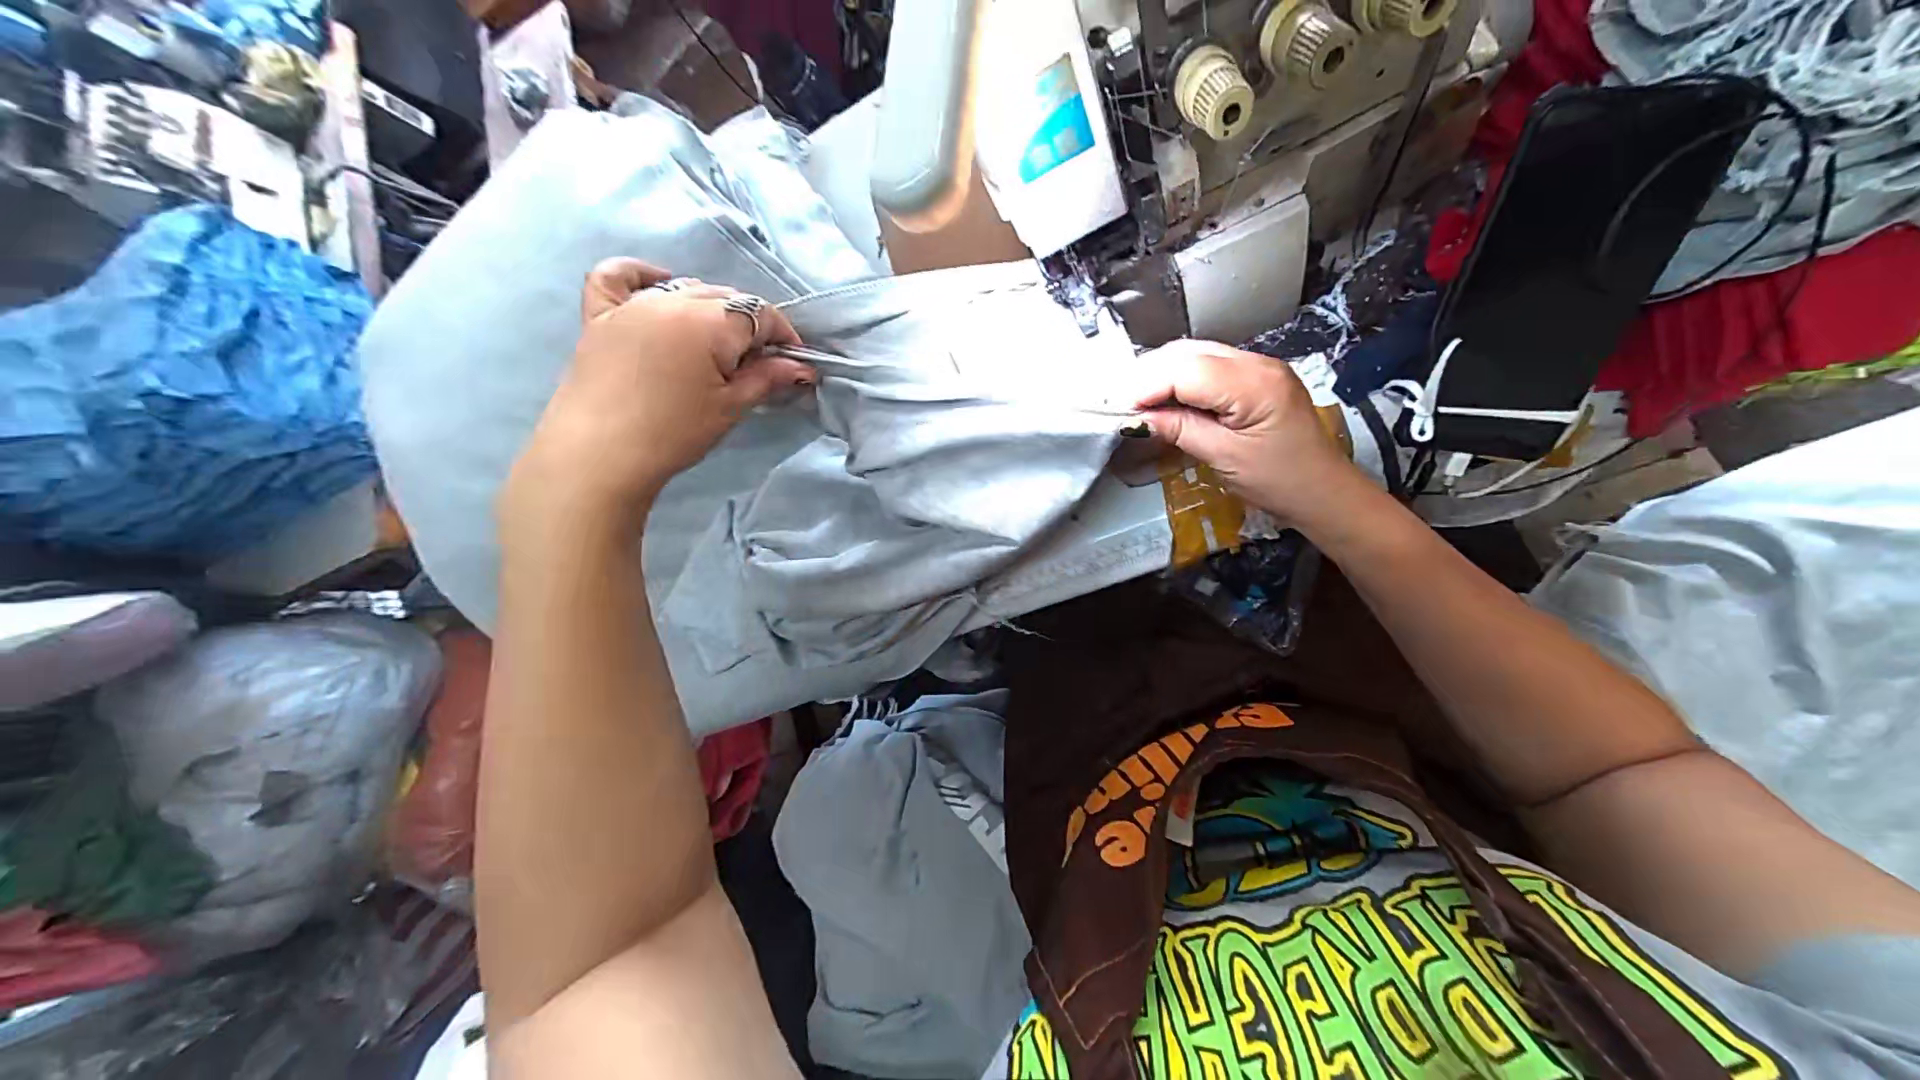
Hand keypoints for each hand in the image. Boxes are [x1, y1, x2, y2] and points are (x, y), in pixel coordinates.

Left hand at [502, 258, 813, 538]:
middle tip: (756, 364)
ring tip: (715, 345)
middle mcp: (670, 301)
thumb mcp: (729, 407)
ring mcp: (631, 305)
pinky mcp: (599, 316)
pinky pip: (617, 277)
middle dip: (749, 325)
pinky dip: (639, 276)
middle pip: (724, 297)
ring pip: (683, 288)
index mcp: (708, 322)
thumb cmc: (673, 434)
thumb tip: (801, 367)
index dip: (783, 335)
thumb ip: (766, 379)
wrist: (598, 456)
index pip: (759, 313)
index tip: (792, 363)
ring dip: (708, 307)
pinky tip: (656, 285)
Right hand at [1133, 340, 1370, 530]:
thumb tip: (1137, 418)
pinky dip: (1181, 378)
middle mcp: (1257, 363)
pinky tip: (1165, 399)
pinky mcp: (1255, 376)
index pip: (1186, 370)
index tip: (1121, 409)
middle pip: (1188, 353)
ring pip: (1195, 354)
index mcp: (1255, 384)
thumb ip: (1180, 430)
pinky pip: (1208, 365)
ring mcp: (1258, 366)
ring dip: (1162, 374)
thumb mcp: (1224, 458)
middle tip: (1122, 404)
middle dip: (1150, 375)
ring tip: (1137, 402)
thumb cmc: (1279, 481)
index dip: (1148, 386)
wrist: (1324, 492)